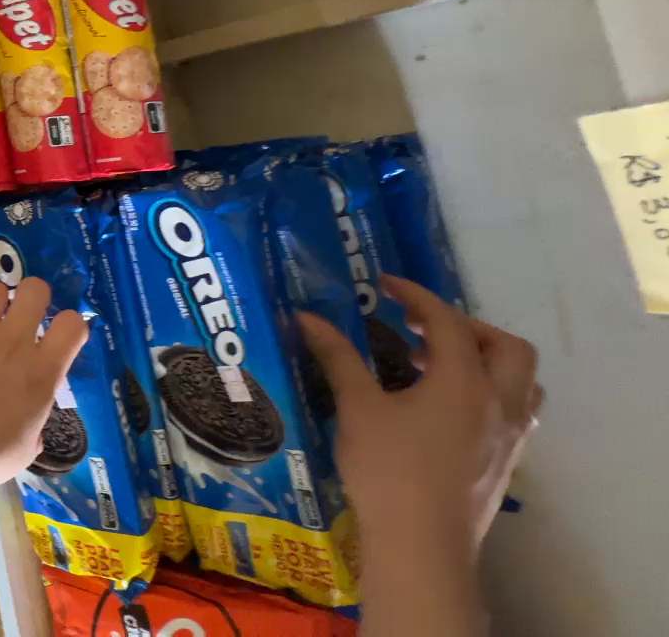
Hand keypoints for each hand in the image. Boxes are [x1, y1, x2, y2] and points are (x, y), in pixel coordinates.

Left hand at [0, 278, 87, 491]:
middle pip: (35, 289)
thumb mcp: (25, 449)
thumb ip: (33, 427)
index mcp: (43, 371)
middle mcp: (14, 341)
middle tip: (22, 313)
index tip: (60, 333)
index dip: (70, 323)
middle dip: (32, 294)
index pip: (74, 325)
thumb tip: (32, 430)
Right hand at [299, 276, 541, 555]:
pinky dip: (485, 387)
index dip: (416, 296)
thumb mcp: (356, 405)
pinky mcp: (506, 457)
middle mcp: (500, 402)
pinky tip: (441, 402)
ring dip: (482, 358)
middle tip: (417, 324)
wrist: (422, 540)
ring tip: (432, 361)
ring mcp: (510, 433)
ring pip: (519, 379)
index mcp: (464, 383)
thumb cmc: (388, 466)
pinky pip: (513, 406)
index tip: (383, 284)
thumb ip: (337, 357)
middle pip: (505, 346)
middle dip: (463, 325)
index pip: (448, 322)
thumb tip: (305, 316)